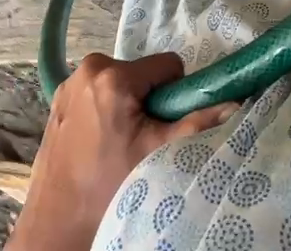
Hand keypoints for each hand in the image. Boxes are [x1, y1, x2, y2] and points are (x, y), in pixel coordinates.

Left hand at [8, 53, 239, 250]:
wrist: (56, 227)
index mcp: (112, 75)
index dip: (174, 94)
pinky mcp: (58, 99)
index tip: (164, 124)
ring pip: (120, 83)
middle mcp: (87, 69)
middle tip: (140, 138)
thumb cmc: (108, 188)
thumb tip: (234, 103)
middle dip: (148, 101)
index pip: (167, 65)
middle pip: (141, 73)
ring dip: (126, 106)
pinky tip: (98, 143)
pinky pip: (97, 92)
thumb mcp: (158, 153)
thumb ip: (197, 123)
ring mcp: (69, 83)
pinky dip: (105, 110)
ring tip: (118, 144)